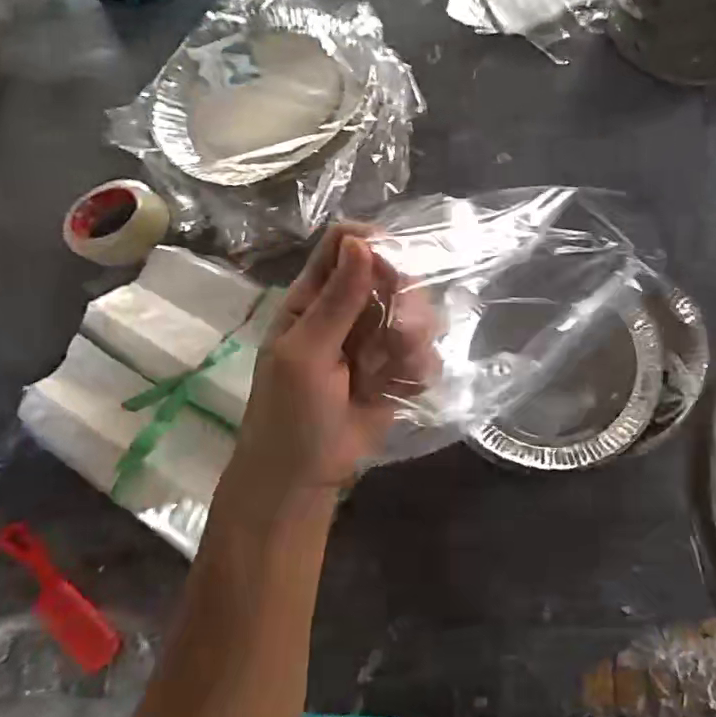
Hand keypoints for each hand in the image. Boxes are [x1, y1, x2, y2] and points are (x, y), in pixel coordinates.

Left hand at [222, 225, 437, 519]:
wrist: (304, 474)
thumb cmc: (289, 411)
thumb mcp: (306, 352)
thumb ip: (337, 299)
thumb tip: (361, 242)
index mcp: (313, 298)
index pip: (345, 245)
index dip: (373, 247)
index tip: (391, 272)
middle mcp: (349, 311)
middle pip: (393, 277)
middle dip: (401, 304)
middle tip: (394, 333)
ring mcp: (376, 341)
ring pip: (416, 315)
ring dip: (411, 342)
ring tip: (387, 372)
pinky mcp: (399, 370)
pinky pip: (426, 352)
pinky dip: (418, 368)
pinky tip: (399, 388)